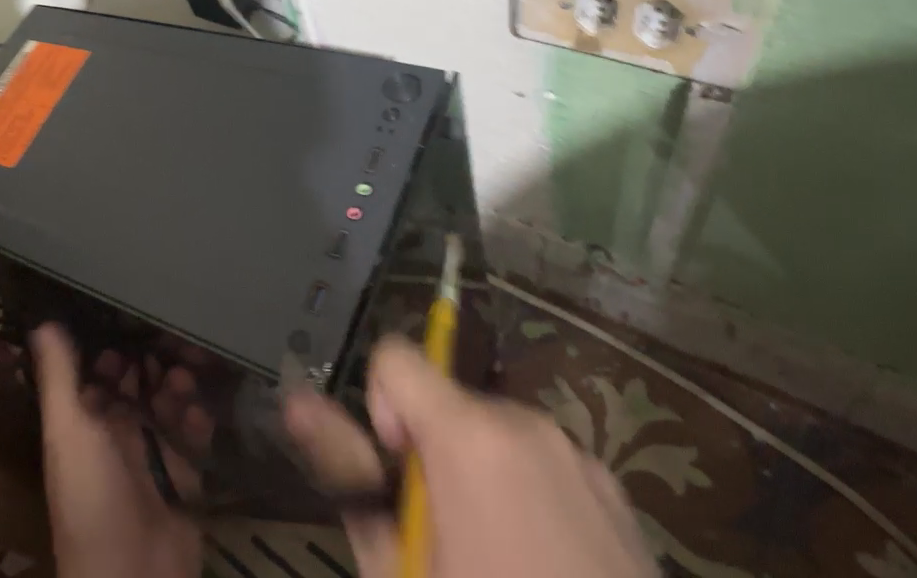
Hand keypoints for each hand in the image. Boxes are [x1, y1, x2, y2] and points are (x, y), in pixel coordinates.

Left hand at [30, 324, 212, 577]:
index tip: (133, 320)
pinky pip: (193, 437)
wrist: (132, 574)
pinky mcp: (184, 475)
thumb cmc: (90, 495)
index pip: (98, 375)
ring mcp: (151, 454)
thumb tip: (42, 321)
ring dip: (176, 388)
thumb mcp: (68, 429)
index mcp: (83, 423)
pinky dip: (197, 422)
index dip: (113, 350)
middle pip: (137, 386)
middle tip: (172, 341)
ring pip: (167, 406)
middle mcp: (116, 434)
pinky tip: (198, 414)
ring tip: (184, 378)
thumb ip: (59, 376)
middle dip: (152, 363)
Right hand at [284, 336, 654, 577]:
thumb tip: (298, 404)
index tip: (397, 479)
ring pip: (495, 438)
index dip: (380, 409)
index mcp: (471, 435)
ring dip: (477, 477)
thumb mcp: (395, 568)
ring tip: (492, 561)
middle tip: (439, 542)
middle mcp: (529, 425)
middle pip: (447, 406)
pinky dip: (526, 497)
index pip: (396, 358)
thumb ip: (345, 473)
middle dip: (430, 457)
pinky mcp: (618, 494)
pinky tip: (539, 569)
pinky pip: (544, 467)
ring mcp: (582, 458)